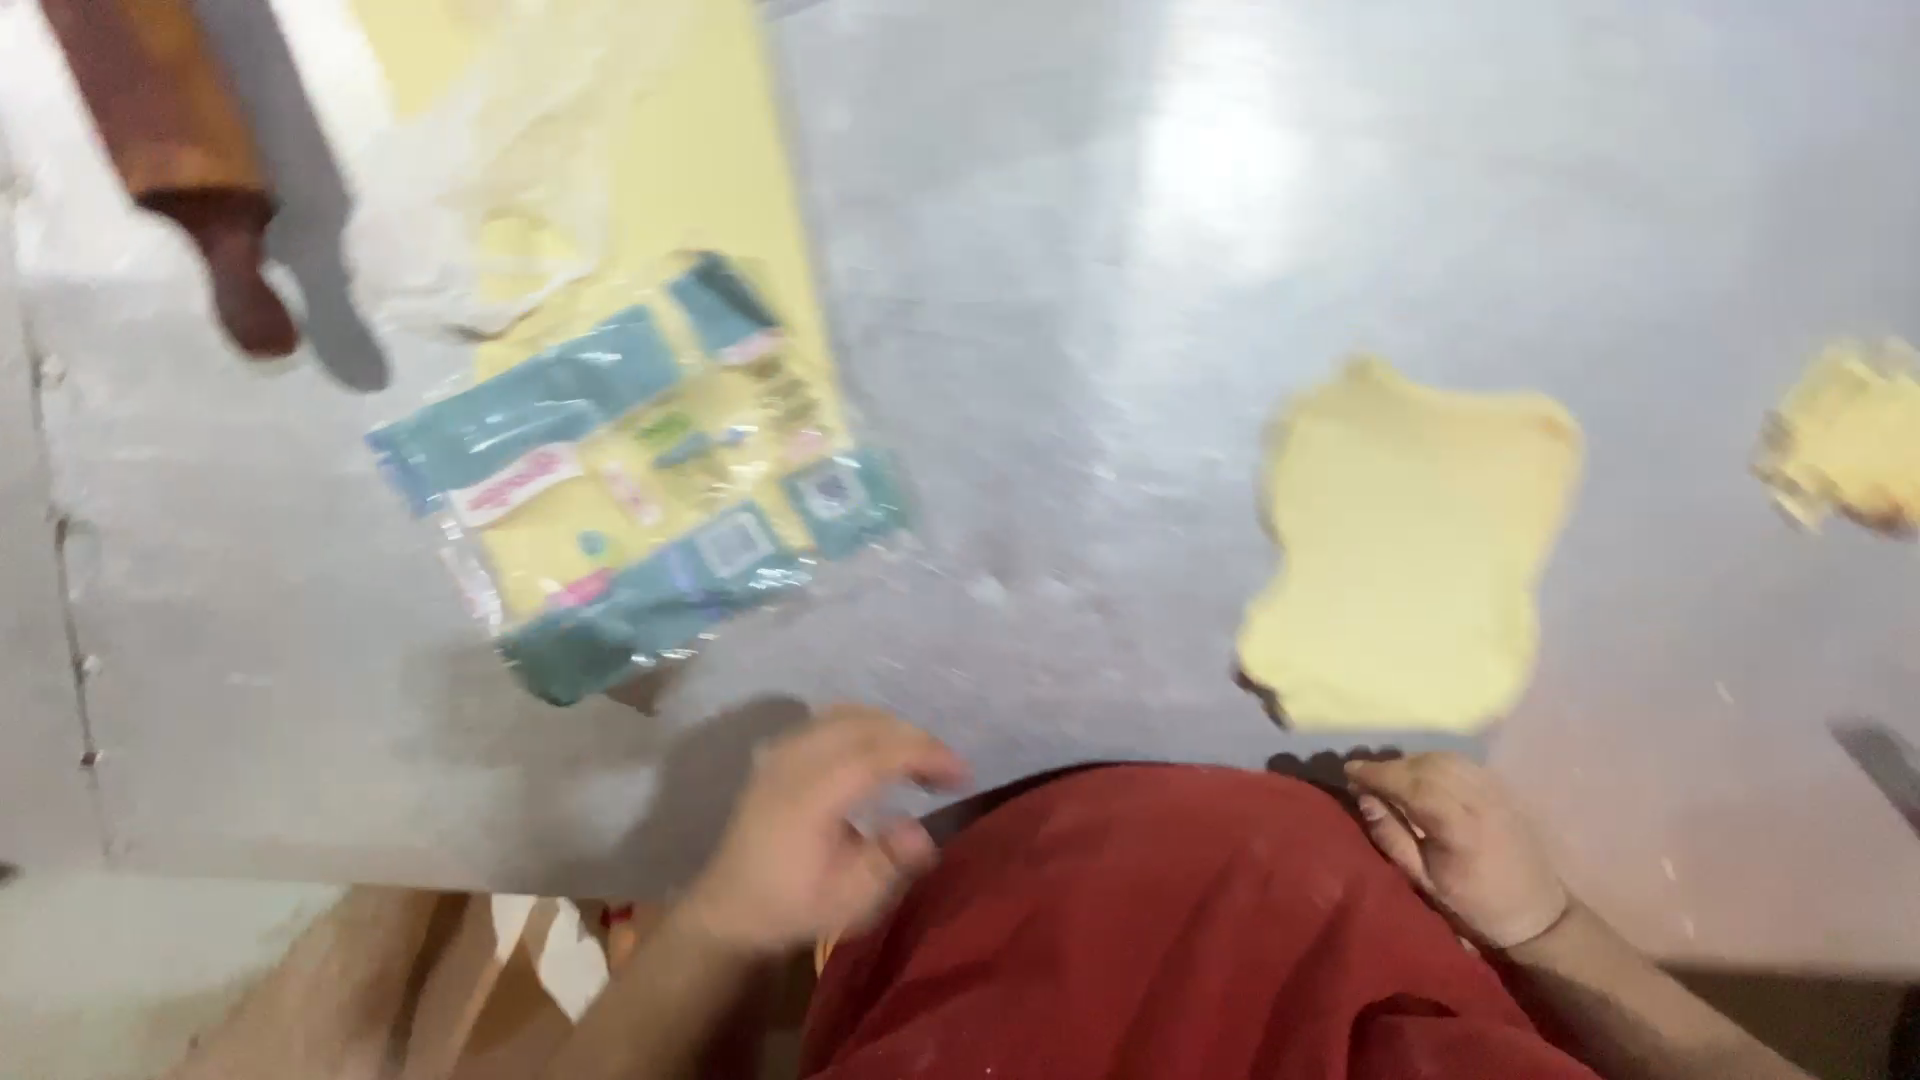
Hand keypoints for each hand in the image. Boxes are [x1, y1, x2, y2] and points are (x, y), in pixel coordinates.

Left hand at [679, 704, 970, 954]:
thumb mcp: (848, 902)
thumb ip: (889, 862)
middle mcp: (796, 761)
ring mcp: (784, 750)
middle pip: (867, 725)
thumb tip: (924, 830)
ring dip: (892, 728)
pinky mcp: (780, 750)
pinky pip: (830, 718)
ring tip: (920, 758)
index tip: (962, 773)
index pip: (877, 754)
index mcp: (811, 796)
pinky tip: (880, 748)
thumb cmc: (794, 906)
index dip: (925, 754)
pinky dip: (866, 724)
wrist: (732, 907)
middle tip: (949, 769)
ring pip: (849, 714)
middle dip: (916, 739)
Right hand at [1345, 753, 1568, 948]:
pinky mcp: (1503, 791)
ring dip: (1410, 762)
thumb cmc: (1475, 905)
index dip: (1376, 773)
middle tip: (1365, 776)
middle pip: (1425, 766)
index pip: (1410, 785)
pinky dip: (1433, 762)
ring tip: (1392, 777)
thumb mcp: (1423, 881)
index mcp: (1459, 828)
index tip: (1349, 770)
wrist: (1537, 915)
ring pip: (1443, 758)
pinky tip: (1422, 776)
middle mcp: (1480, 802)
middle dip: (1389, 766)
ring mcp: (1495, 793)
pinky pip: (1461, 763)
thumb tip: (1364, 798)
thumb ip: (1391, 836)